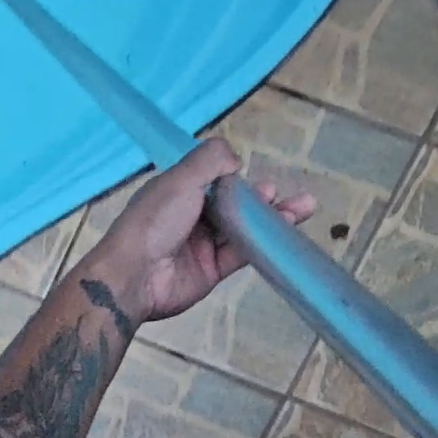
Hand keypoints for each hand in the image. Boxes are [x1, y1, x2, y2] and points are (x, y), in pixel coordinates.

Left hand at [85, 140, 315, 322]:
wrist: (134, 276)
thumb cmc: (154, 222)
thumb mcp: (181, 178)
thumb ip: (210, 160)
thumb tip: (235, 162)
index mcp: (175, 194)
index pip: (212, 181)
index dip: (234, 178)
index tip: (249, 175)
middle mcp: (188, 219)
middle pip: (232, 205)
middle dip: (259, 198)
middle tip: (276, 194)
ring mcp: (200, 246)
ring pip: (243, 228)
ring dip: (272, 217)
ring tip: (304, 206)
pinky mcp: (210, 271)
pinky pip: (242, 253)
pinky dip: (265, 241)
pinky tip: (288, 227)